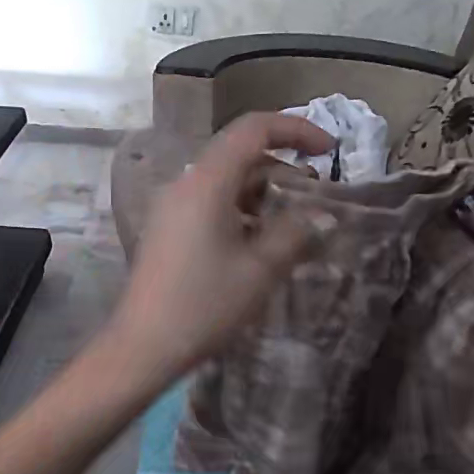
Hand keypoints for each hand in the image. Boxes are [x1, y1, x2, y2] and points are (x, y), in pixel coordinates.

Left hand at [106, 112, 334, 377]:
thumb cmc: (204, 305)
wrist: (143, 345)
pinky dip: (238, 211)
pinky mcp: (164, 231)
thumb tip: (323, 216)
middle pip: (237, 155)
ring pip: (222, 182)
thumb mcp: (260, 269)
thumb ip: (296, 233)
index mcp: (205, 182)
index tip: (330, 151)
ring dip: (260, 193)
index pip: (252, 129)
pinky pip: (206, 204)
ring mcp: (168, 208)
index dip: (296, 130)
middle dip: (281, 167)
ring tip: (291, 224)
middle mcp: (182, 185)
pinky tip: (256, 243)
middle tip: (314, 197)